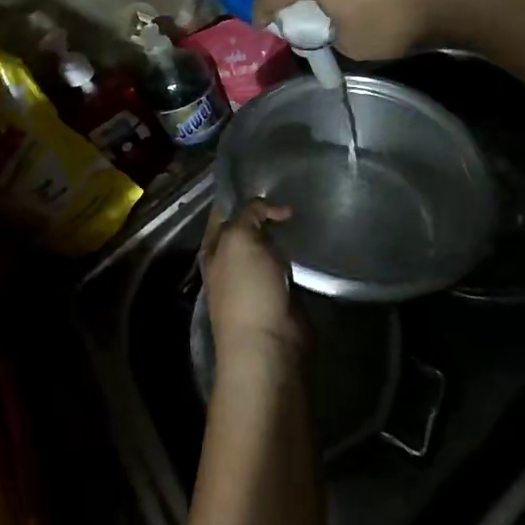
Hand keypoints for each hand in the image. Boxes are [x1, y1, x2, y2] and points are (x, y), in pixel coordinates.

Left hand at [202, 200, 302, 360]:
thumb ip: (250, 214)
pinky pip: (288, 264)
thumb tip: (277, 210)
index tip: (265, 179)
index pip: (224, 213)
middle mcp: (231, 263)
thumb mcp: (240, 239)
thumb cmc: (247, 290)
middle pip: (248, 228)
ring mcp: (256, 280)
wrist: (270, 345)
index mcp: (214, 250)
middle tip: (290, 191)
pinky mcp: (280, 293)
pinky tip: (310, 239)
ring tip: (304, 209)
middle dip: (265, 212)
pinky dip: (297, 253)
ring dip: (283, 232)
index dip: (241, 195)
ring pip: (269, 245)